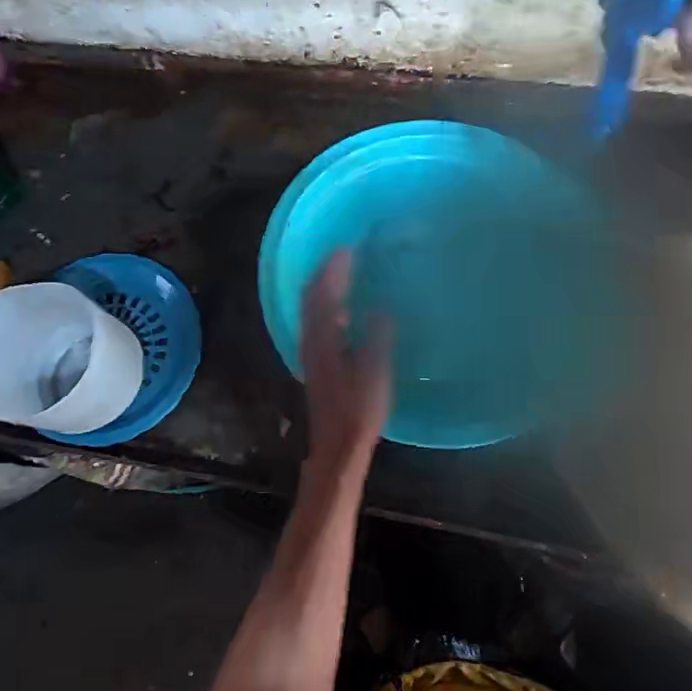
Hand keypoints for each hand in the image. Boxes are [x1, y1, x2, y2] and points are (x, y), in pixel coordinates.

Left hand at [299, 251, 392, 469]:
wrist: (337, 445)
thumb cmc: (359, 411)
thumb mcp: (375, 375)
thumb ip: (377, 339)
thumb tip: (380, 308)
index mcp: (323, 339)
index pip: (323, 293)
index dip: (333, 268)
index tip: (348, 245)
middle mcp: (311, 340)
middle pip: (311, 296)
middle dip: (325, 271)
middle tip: (345, 251)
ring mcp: (311, 351)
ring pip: (311, 308)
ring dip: (324, 286)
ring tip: (344, 271)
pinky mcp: (316, 361)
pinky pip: (317, 320)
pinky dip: (327, 304)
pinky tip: (344, 309)